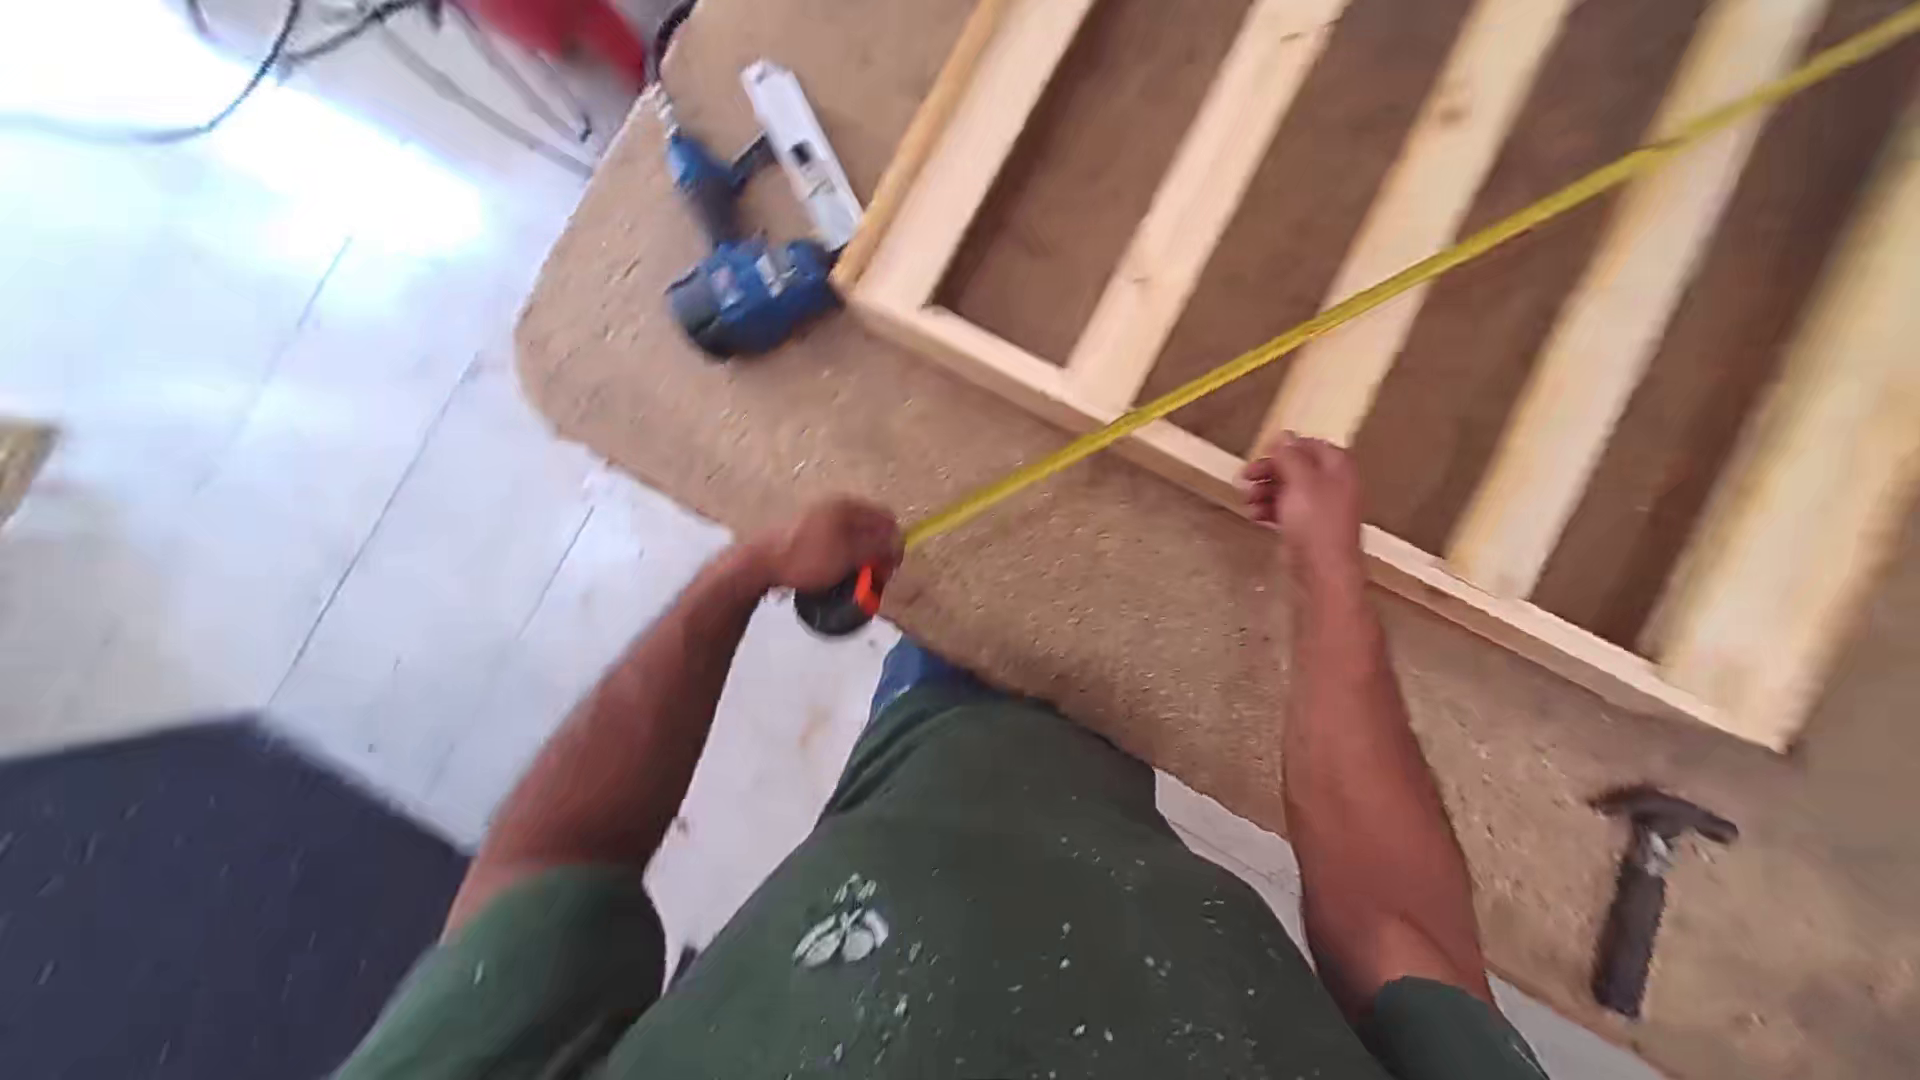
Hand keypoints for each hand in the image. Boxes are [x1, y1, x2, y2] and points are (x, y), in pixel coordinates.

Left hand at [744, 497, 902, 592]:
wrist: (759, 564)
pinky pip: (837, 542)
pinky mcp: (807, 531)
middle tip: (873, 576)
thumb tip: (898, 542)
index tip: (889, 568)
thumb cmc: (805, 559)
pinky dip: (843, 556)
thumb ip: (878, 547)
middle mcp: (835, 506)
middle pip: (871, 528)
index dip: (894, 544)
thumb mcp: (849, 556)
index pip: (886, 519)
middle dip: (877, 553)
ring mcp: (819, 517)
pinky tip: (835, 571)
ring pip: (854, 536)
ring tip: (854, 577)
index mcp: (848, 506)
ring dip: (860, 557)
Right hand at [1238, 433, 1365, 592]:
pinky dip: (1267, 509)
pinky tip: (1255, 516)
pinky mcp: (1304, 526)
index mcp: (1336, 468)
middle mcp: (1330, 484)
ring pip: (1285, 489)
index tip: (1261, 454)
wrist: (1320, 568)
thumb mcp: (1300, 481)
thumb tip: (1283, 436)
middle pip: (1294, 467)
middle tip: (1245, 478)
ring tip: (1247, 501)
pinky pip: (1283, 509)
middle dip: (1268, 472)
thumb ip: (1290, 457)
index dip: (1285, 448)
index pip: (1309, 445)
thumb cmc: (1314, 521)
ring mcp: (1317, 506)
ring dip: (1263, 491)